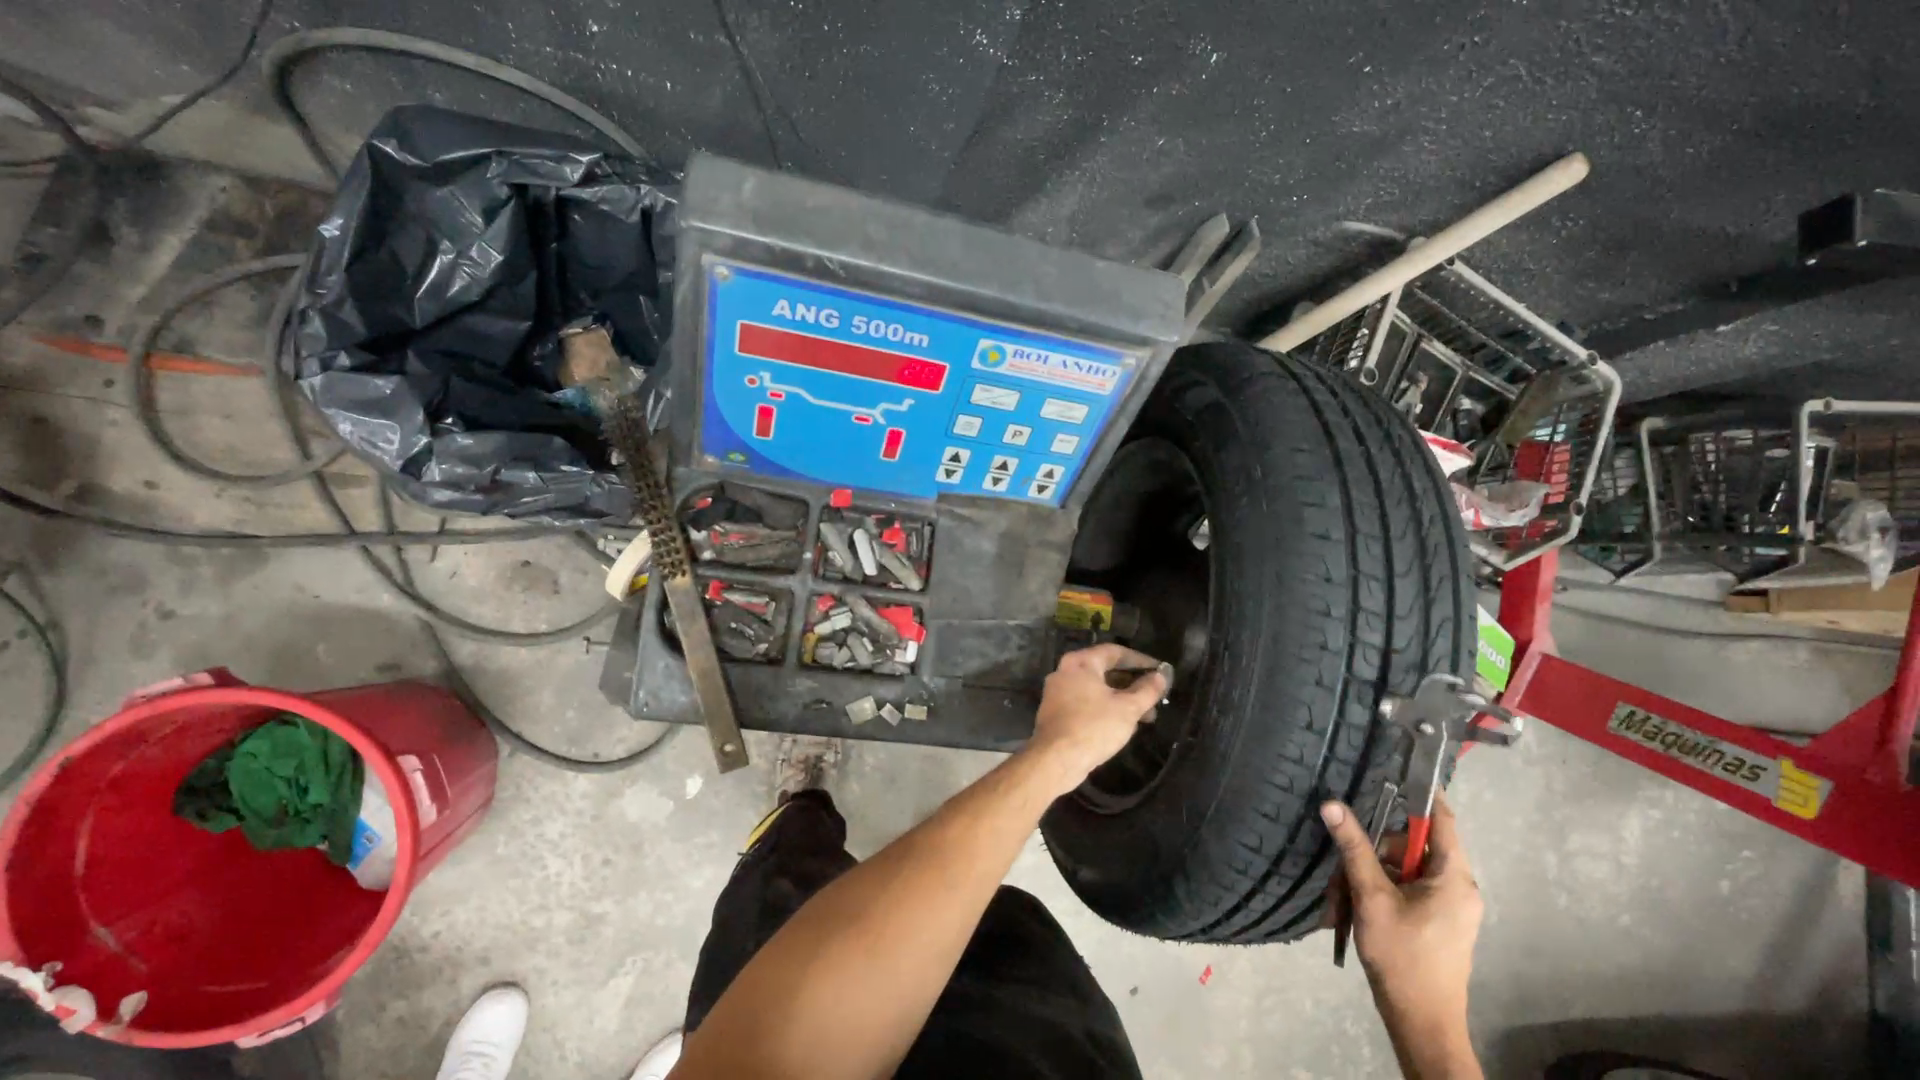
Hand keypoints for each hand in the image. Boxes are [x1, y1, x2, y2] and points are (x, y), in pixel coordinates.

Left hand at [1022, 645, 1167, 795]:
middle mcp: (1065, 671)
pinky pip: (1086, 702)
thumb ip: (1147, 690)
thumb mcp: (1128, 708)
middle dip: (1133, 683)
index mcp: (1080, 662)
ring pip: (1097, 689)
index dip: (1141, 661)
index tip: (1160, 671)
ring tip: (1147, 716)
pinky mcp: (1057, 712)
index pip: (1115, 652)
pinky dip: (1106, 708)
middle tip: (1156, 695)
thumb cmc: (1094, 727)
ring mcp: (1058, 692)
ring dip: (1122, 699)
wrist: (1056, 760)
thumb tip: (1161, 676)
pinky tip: (1124, 724)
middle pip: (1105, 670)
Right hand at [1322, 795, 1483, 1078]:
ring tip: (1342, 899)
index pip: (1442, 819)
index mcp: (1454, 877)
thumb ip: (1354, 850)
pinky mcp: (1437, 925)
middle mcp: (1459, 888)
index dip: (1419, 795)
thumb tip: (1333, 805)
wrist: (1422, 1023)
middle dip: (1374, 851)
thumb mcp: (1372, 898)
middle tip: (1345, 865)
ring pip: (1404, 872)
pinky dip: (1379, 894)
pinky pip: (1406, 893)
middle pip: (1413, 847)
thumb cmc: (1403, 957)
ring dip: (1370, 877)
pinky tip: (1352, 910)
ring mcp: (1450, 909)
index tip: (1389, 775)